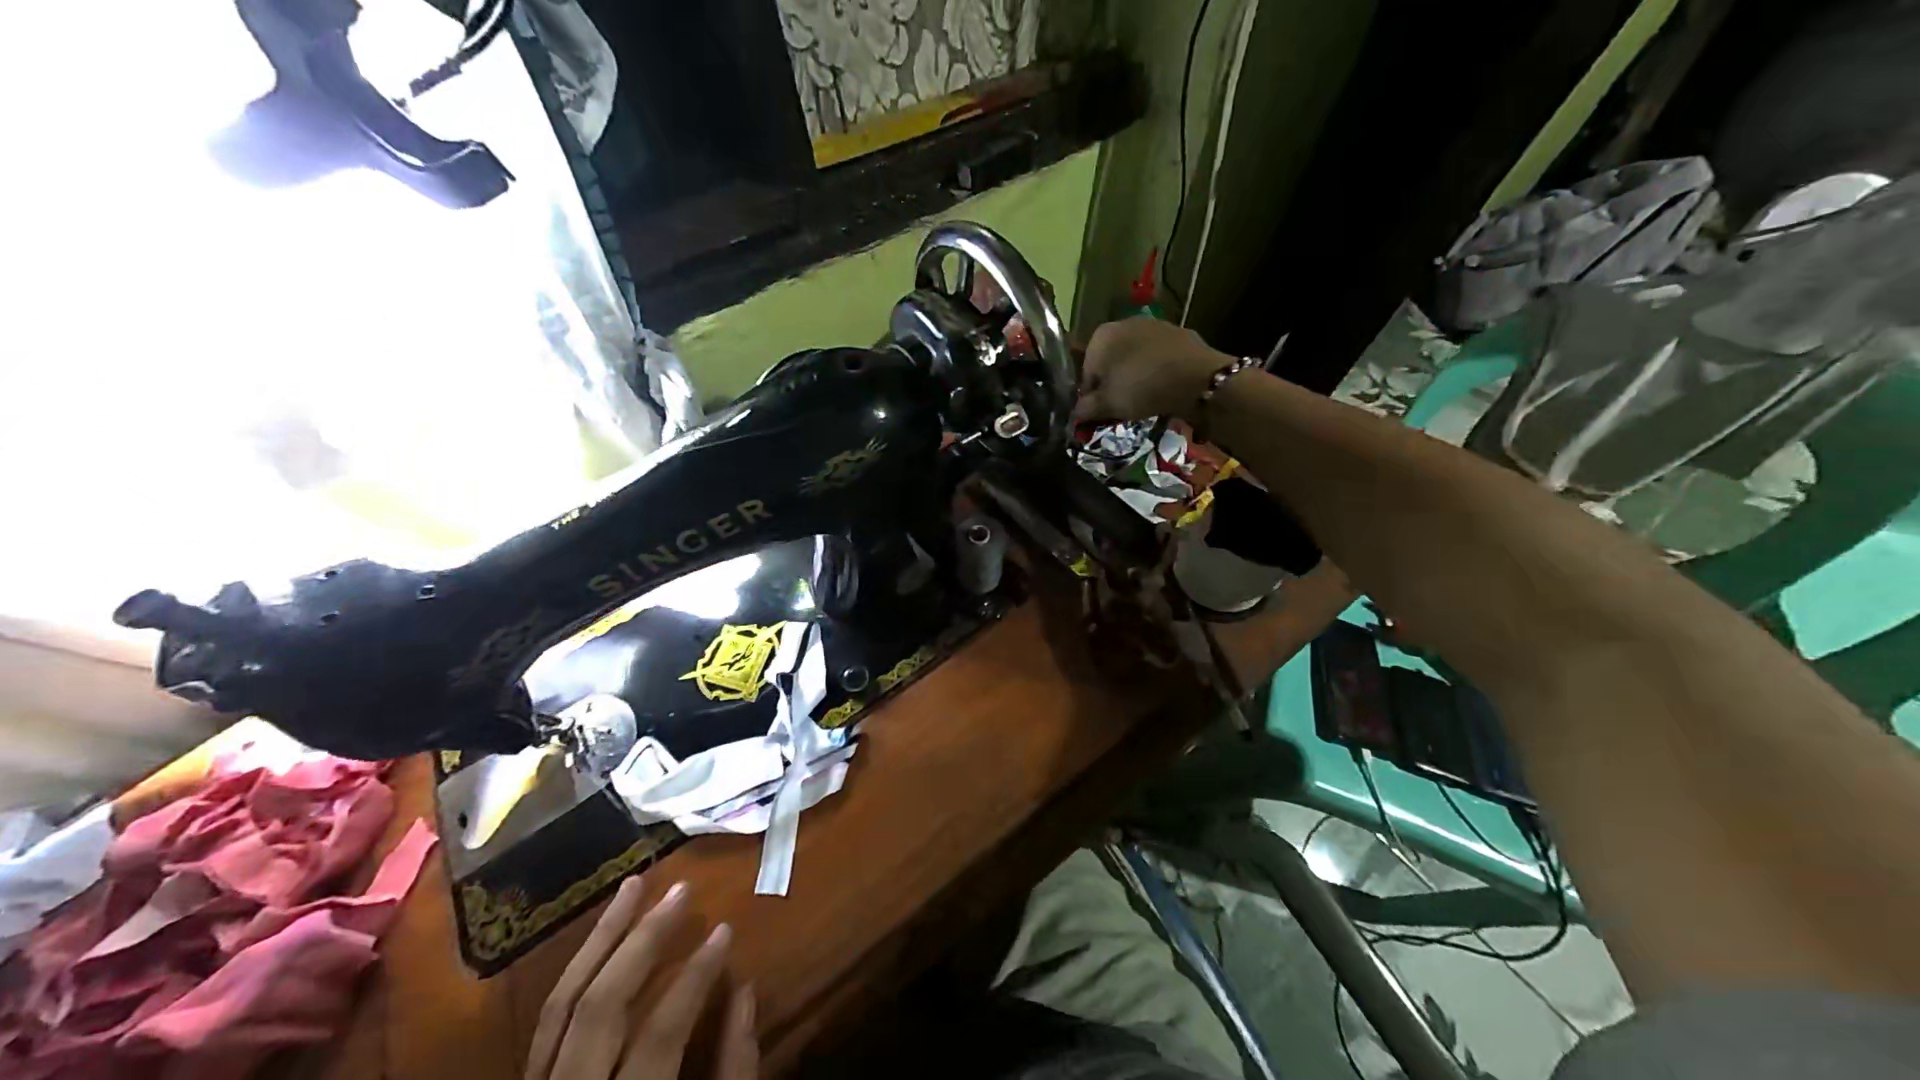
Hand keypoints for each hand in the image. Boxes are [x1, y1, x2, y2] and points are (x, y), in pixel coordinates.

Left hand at [526, 879, 756, 1079]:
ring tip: (634, 886)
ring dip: (600, 939)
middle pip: (598, 1010)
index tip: (726, 931)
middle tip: (682, 891)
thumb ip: (733, 1077)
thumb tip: (746, 993)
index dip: (696, 979)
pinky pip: (547, 1022)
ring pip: (559, 1006)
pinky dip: (578, 971)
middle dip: (643, 941)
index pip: (658, 1037)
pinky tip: (603, 936)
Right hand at [1071, 317, 1232, 423]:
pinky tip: (1163, 388)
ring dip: (1134, 376)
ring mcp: (1154, 325)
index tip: (1099, 412)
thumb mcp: (1108, 405)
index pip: (1086, 371)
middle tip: (1120, 407)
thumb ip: (1086, 409)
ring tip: (1143, 399)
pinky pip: (1158, 357)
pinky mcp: (1179, 333)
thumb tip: (1075, 413)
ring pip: (1135, 357)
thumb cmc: (1141, 388)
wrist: (1197, 378)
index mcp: (1100, 336)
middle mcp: (1124, 323)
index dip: (1090, 395)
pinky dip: (1156, 370)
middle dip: (1112, 383)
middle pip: (1110, 361)